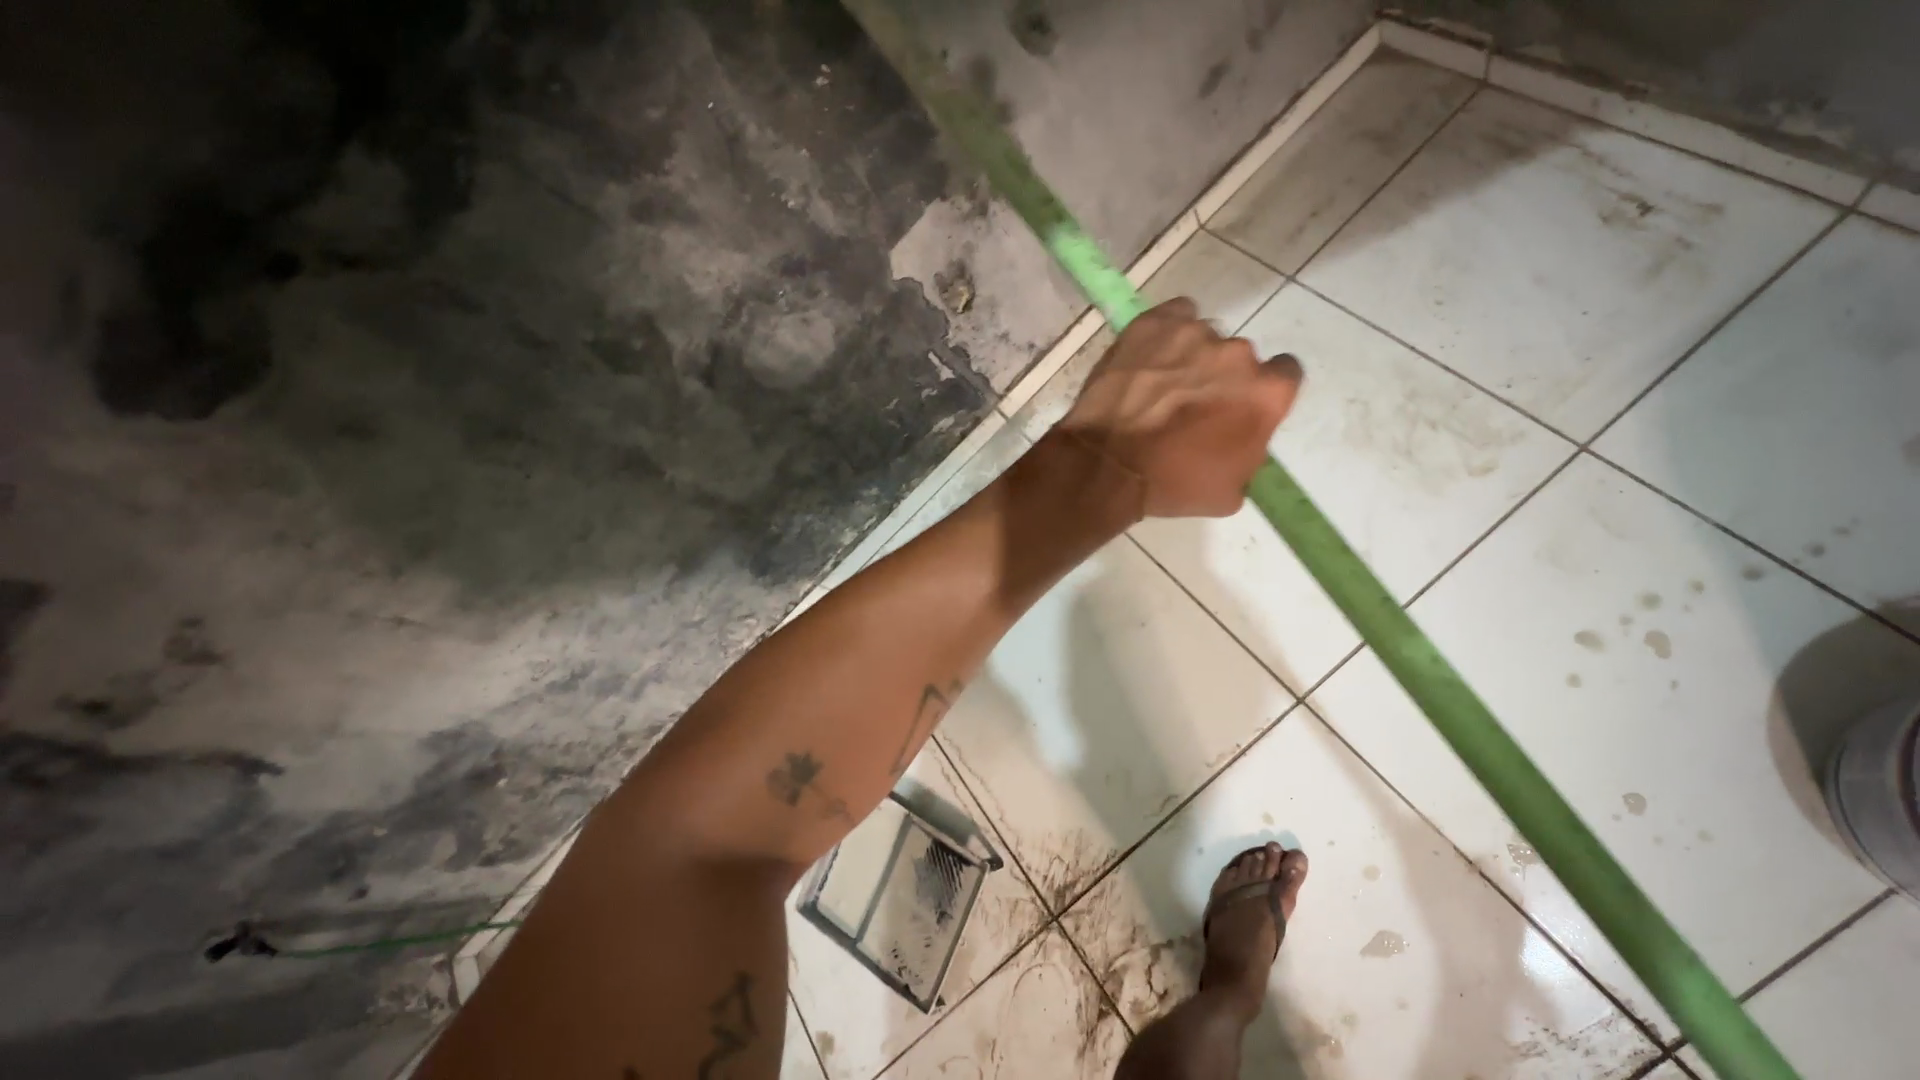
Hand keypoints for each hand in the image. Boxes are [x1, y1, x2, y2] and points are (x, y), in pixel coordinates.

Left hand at [1059, 297, 1302, 517]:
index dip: (1262, 391)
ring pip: (1204, 337)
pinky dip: (1166, 332)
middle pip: (1239, 358)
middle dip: (1221, 377)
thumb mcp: (1232, 490)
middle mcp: (1238, 354)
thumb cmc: (1173, 484)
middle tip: (1192, 403)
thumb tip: (1241, 437)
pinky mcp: (1154, 322)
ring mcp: (1195, 333)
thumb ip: (1250, 452)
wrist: (1108, 464)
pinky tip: (1150, 356)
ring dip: (1190, 357)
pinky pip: (1174, 315)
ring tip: (1160, 384)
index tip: (1240, 405)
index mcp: (1266, 393)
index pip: (1284, 375)